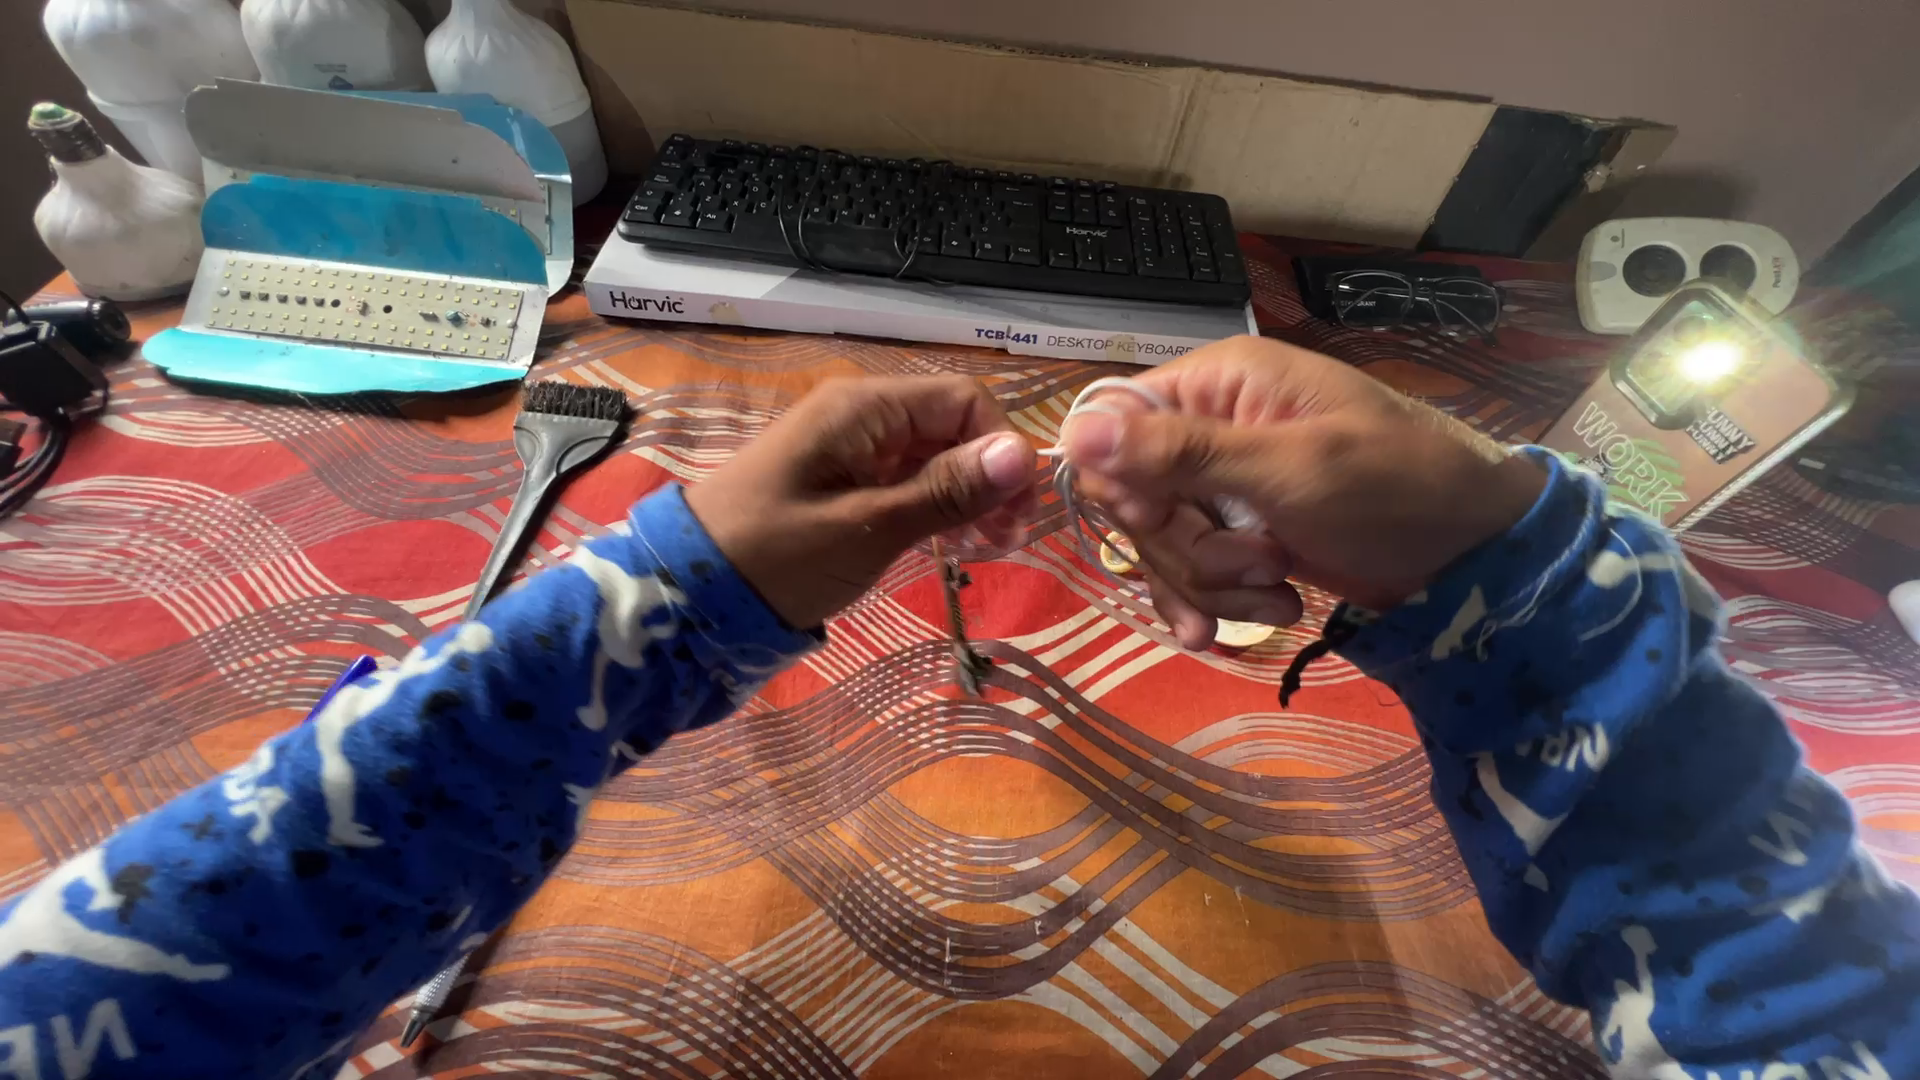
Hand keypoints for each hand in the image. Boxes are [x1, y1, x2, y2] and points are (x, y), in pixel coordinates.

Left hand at [686, 375, 1036, 627]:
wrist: (692, 595)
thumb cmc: (776, 557)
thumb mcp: (867, 527)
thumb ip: (945, 490)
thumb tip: (1022, 453)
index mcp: (864, 409)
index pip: (964, 400)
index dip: (1002, 448)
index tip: (1018, 512)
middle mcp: (864, 416)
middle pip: (953, 428)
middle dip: (989, 478)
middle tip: (1005, 543)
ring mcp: (854, 449)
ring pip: (935, 457)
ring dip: (967, 498)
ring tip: (981, 550)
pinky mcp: (846, 481)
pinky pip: (908, 481)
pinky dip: (936, 509)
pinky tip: (949, 545)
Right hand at [1061, 336, 1544, 648]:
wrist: (1475, 554)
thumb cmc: (1396, 487)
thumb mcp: (1289, 469)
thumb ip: (1181, 452)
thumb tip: (1074, 430)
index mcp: (1216, 384)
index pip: (1113, 423)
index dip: (1122, 482)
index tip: (1159, 522)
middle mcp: (1205, 427)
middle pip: (1132, 495)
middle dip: (1186, 548)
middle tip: (1255, 566)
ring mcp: (1219, 483)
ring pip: (1158, 543)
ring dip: (1211, 583)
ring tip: (1276, 594)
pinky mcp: (1233, 531)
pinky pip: (1188, 570)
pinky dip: (1217, 602)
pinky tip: (1260, 618)